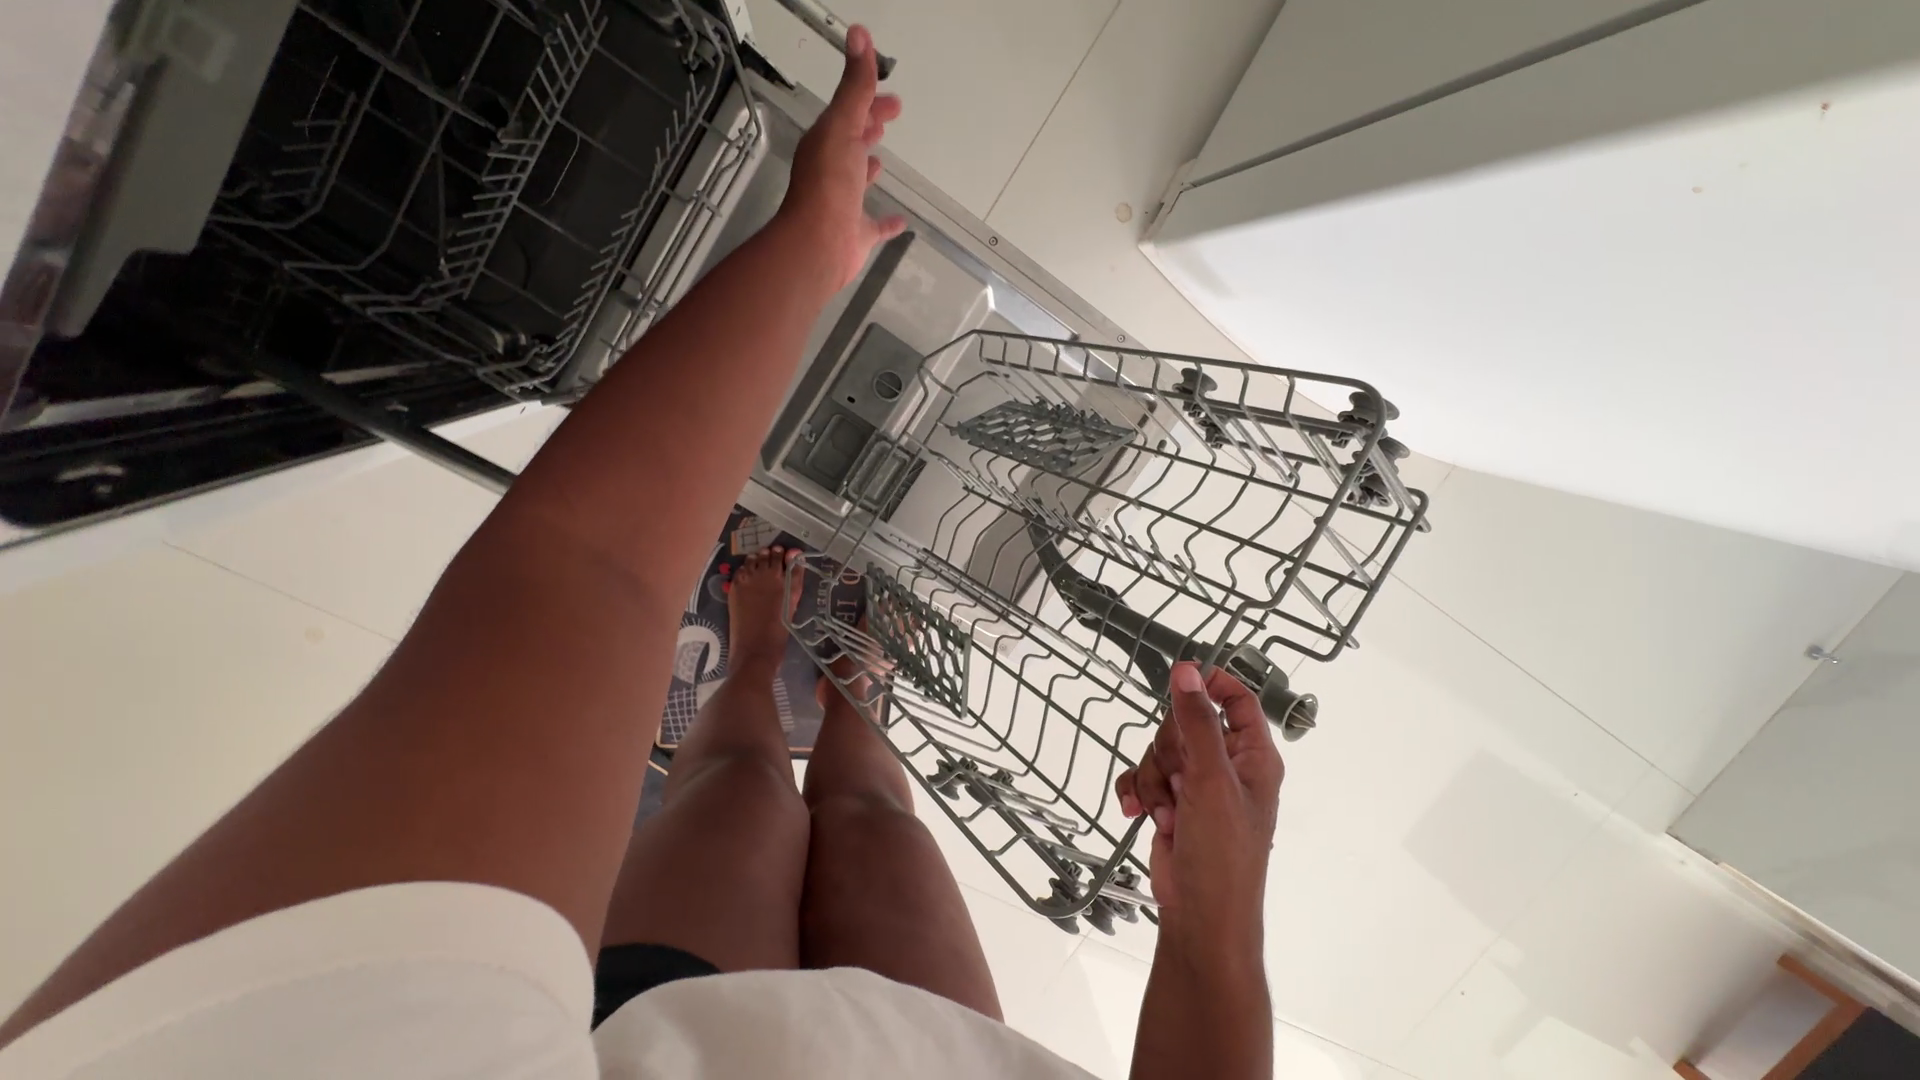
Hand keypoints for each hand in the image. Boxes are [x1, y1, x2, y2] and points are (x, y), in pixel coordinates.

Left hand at [777, 25, 906, 290]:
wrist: (819, 244)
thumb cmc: (829, 184)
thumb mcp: (842, 126)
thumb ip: (854, 86)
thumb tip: (859, 34)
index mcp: (827, 142)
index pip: (850, 112)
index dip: (869, 99)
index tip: (892, 97)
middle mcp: (832, 170)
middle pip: (853, 141)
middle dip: (870, 126)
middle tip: (893, 115)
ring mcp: (843, 203)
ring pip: (857, 179)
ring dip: (867, 167)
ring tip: (881, 159)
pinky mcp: (856, 234)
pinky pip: (874, 225)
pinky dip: (887, 222)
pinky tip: (901, 220)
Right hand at [1116, 663, 1282, 921]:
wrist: (1200, 914)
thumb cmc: (1222, 850)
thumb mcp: (1211, 779)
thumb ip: (1197, 722)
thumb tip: (1187, 669)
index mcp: (1253, 757)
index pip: (1239, 701)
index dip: (1213, 684)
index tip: (1182, 678)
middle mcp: (1225, 767)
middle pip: (1185, 724)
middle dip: (1169, 750)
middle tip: (1178, 777)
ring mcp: (1195, 787)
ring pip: (1159, 752)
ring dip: (1152, 780)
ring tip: (1166, 812)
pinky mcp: (1169, 805)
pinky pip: (1142, 778)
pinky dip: (1137, 792)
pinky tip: (1137, 813)